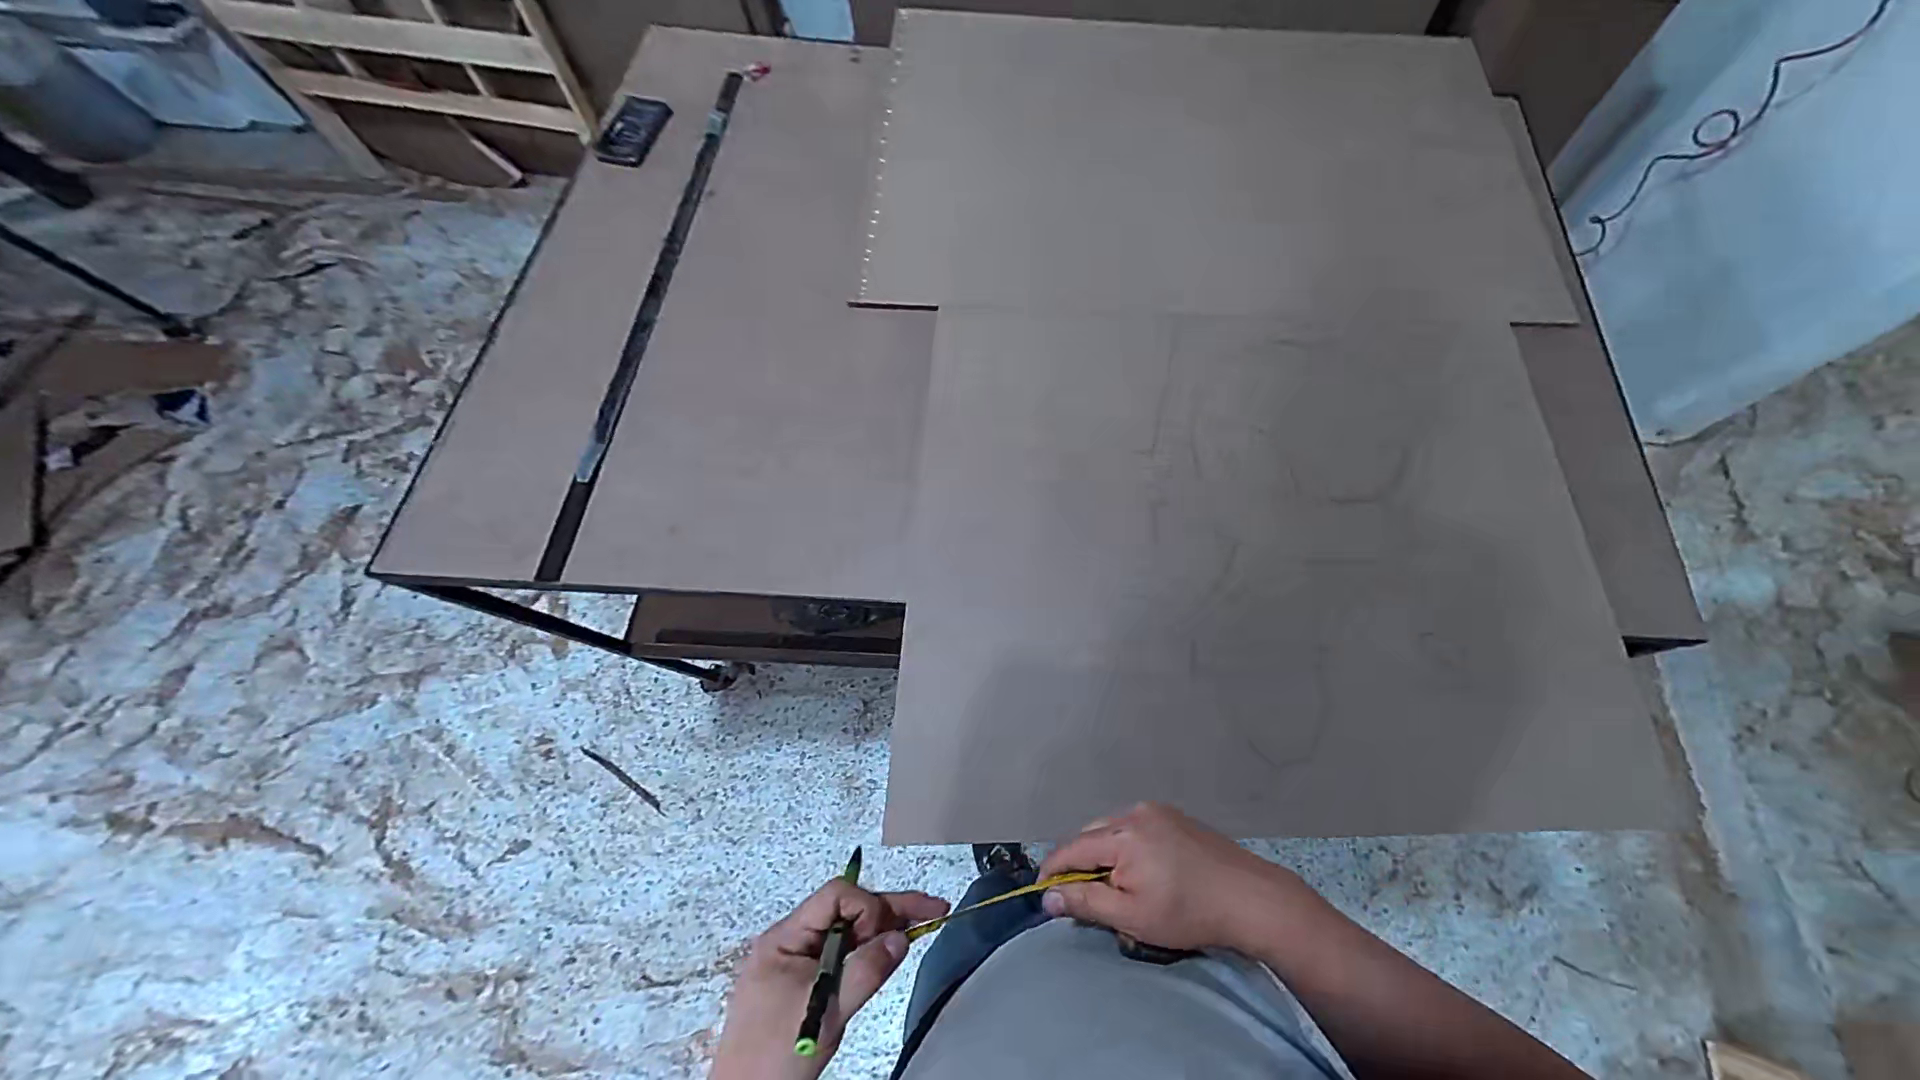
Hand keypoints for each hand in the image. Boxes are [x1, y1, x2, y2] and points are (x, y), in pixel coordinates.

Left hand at [711, 880, 947, 1079]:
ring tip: (923, 923)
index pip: (834, 897)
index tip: (887, 934)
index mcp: (786, 936)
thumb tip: (901, 938)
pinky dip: (870, 949)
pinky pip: (843, 954)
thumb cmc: (776, 1053)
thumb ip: (864, 971)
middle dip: (888, 909)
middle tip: (933, 910)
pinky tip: (894, 947)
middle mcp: (793, 940)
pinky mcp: (808, 982)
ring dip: (884, 927)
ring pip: (848, 931)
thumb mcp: (825, 1011)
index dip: (867, 907)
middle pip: (846, 910)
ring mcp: (799, 961)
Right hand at [1038, 802, 1326, 952]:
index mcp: (1123, 835)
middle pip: (1090, 835)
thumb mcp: (1132, 917)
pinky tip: (1143, 869)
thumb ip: (1085, 902)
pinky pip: (1135, 826)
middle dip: (1081, 863)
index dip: (1052, 871)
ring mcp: (1157, 811)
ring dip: (1104, 853)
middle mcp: (1136, 813)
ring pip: (1113, 829)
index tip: (1042, 892)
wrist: (1252, 899)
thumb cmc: (1190, 913)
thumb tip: (1046, 897)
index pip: (1071, 849)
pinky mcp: (1174, 816)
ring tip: (1117, 885)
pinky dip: (1127, 845)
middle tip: (1085, 895)